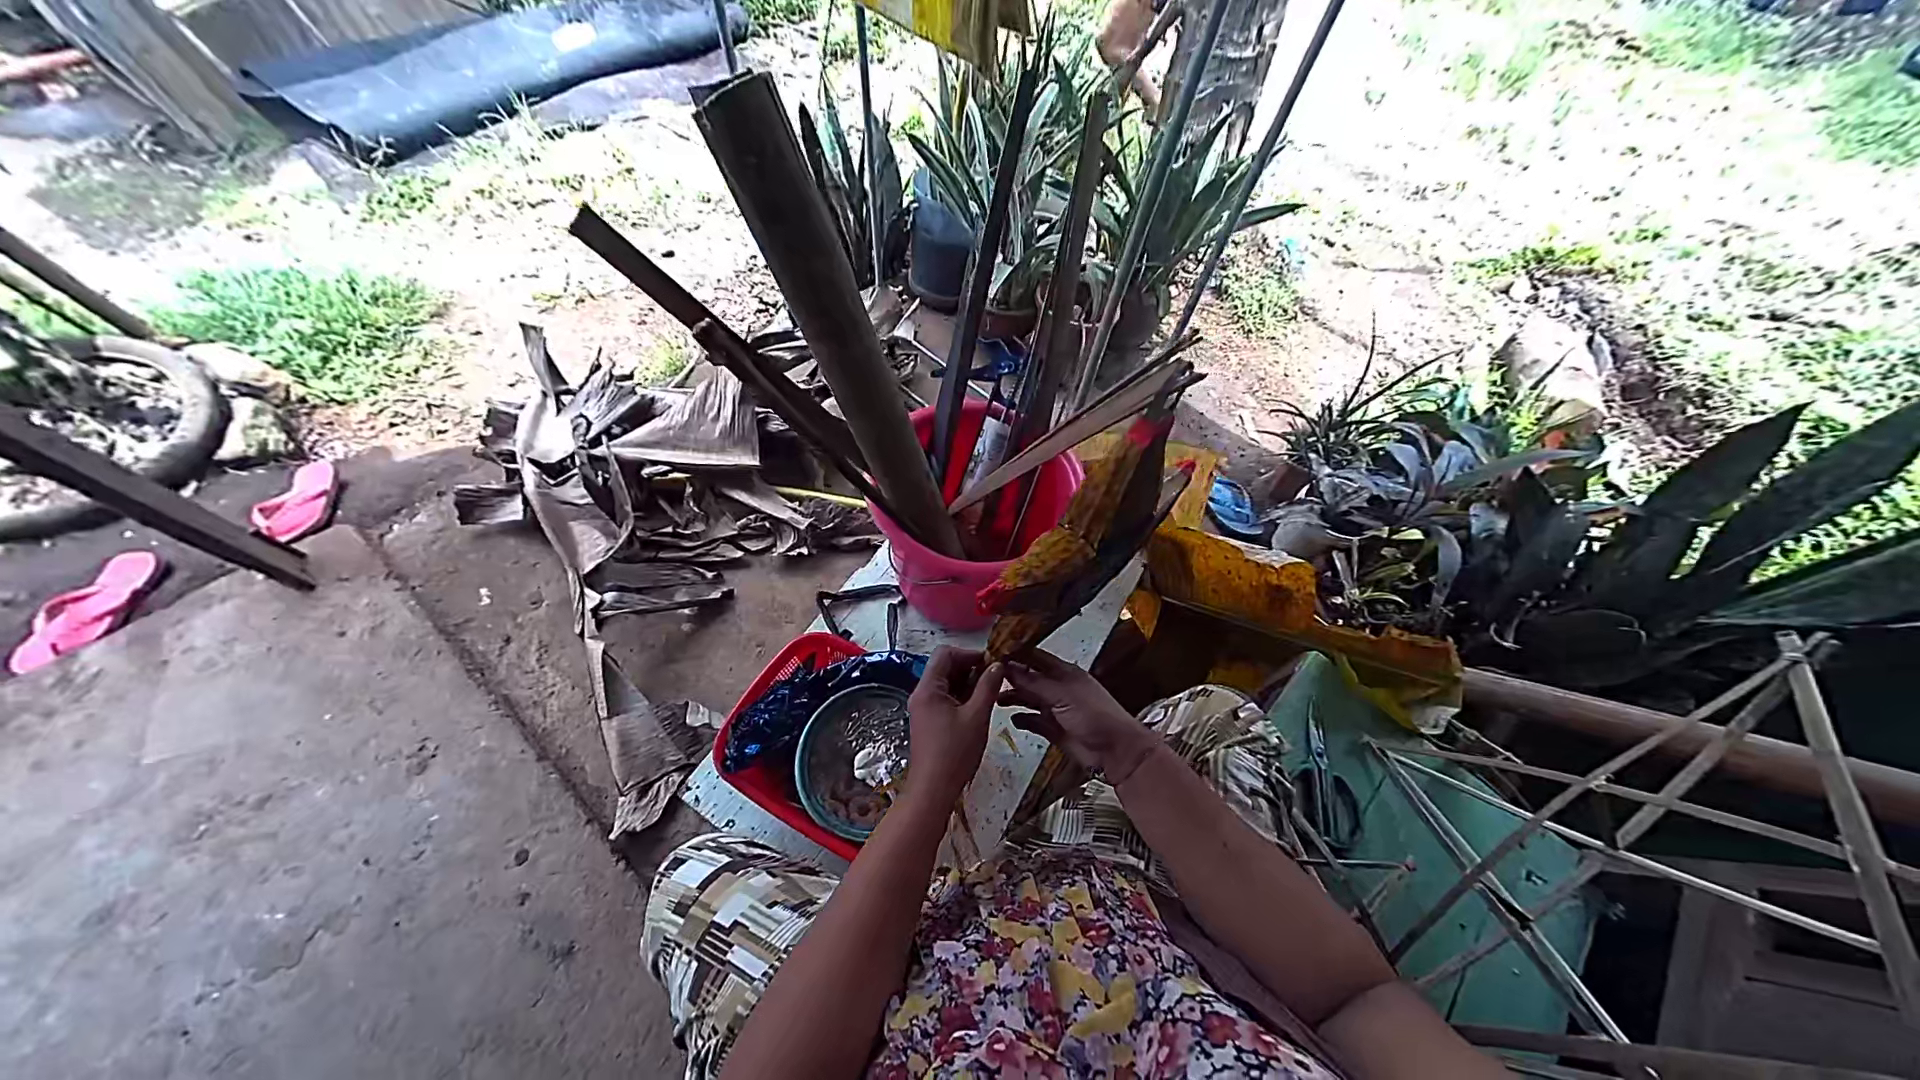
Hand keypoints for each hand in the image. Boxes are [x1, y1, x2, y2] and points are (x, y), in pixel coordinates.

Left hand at [906, 647, 1003, 807]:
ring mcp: (923, 708)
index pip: (945, 654)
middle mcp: (922, 694)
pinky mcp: (928, 720)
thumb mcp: (977, 716)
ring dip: (968, 683)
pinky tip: (979, 707)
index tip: (991, 663)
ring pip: (946, 683)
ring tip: (990, 693)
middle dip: (970, 668)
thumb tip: (997, 665)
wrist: (933, 790)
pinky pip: (945, 698)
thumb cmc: (955, 753)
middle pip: (945, 667)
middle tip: (995, 678)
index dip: (969, 654)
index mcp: (928, 688)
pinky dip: (962, 697)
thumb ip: (988, 687)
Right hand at [999, 650, 1160, 784]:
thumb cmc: (1093, 715)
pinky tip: (1012, 719)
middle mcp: (1057, 688)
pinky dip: (1022, 719)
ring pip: (1029, 698)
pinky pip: (1032, 721)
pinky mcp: (1053, 729)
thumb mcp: (1061, 694)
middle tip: (985, 677)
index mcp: (1063, 673)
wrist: (1115, 751)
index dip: (1015, 654)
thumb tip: (1008, 666)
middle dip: (1009, 676)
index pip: (1034, 657)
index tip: (992, 653)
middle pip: (1029, 677)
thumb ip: (1033, 681)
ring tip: (994, 699)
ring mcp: (1055, 708)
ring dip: (1013, 697)